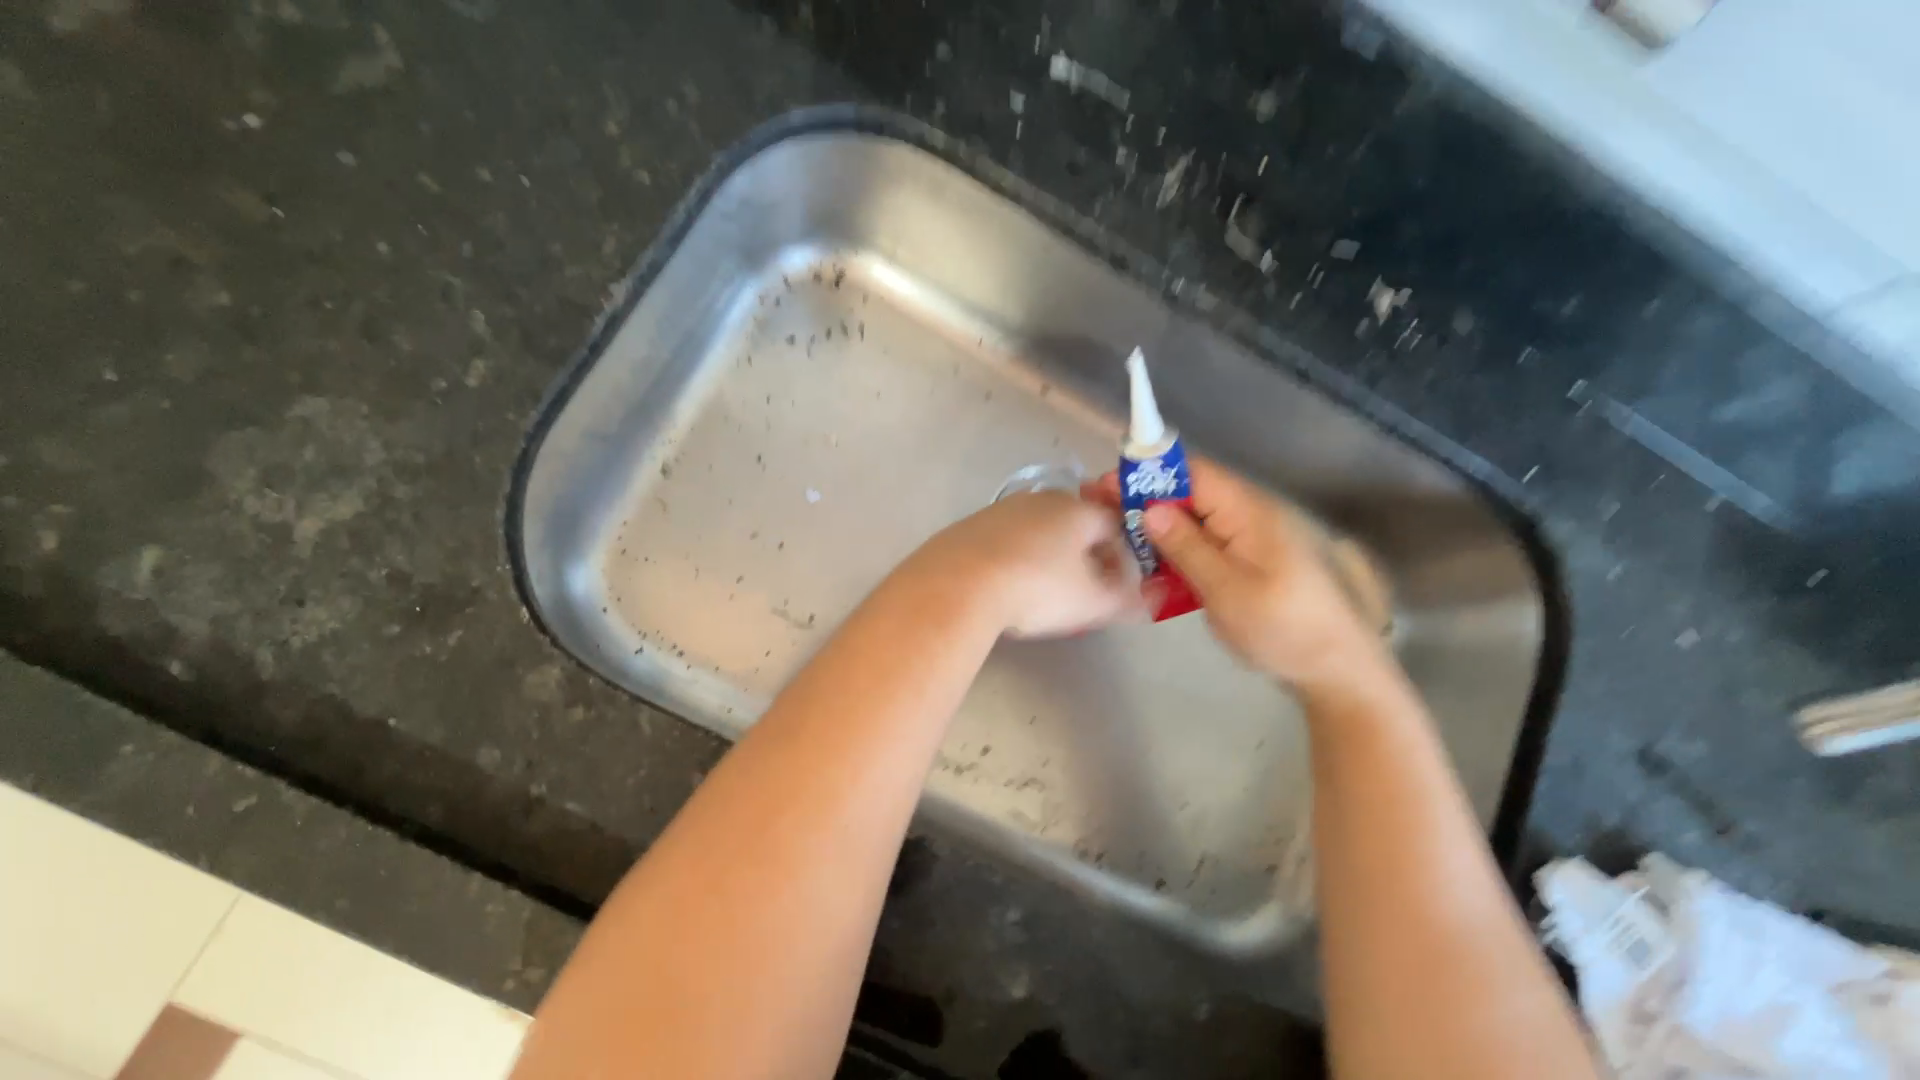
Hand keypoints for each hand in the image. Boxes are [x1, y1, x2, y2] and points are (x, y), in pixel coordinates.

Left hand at [906, 490, 1146, 638]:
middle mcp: (1042, 499)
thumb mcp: (1092, 601)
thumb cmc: (1037, 588)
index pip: (1116, 523)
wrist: (958, 585)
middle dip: (1086, 554)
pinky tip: (1008, 585)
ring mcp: (1002, 509)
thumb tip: (1154, 595)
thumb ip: (1128, 598)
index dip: (1124, 554)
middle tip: (1083, 590)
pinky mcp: (971, 526)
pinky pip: (1007, 540)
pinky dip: (1016, 558)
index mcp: (1078, 509)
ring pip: (1040, 530)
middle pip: (1076, 523)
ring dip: (1050, 555)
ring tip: (1044, 592)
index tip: (1119, 584)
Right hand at [1092, 461, 1392, 690]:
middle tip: (1097, 511)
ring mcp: (1251, 538)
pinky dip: (1177, 547)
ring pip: (1195, 518)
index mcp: (1248, 512)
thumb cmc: (1284, 629)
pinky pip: (1207, 541)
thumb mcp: (1227, 591)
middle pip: (1189, 492)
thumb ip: (1187, 548)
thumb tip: (1150, 508)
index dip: (1147, 473)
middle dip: (1144, 497)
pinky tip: (1150, 564)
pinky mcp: (1249, 560)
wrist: (1335, 667)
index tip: (1103, 486)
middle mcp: (1249, 515)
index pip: (1191, 472)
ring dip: (1157, 525)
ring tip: (1114, 537)